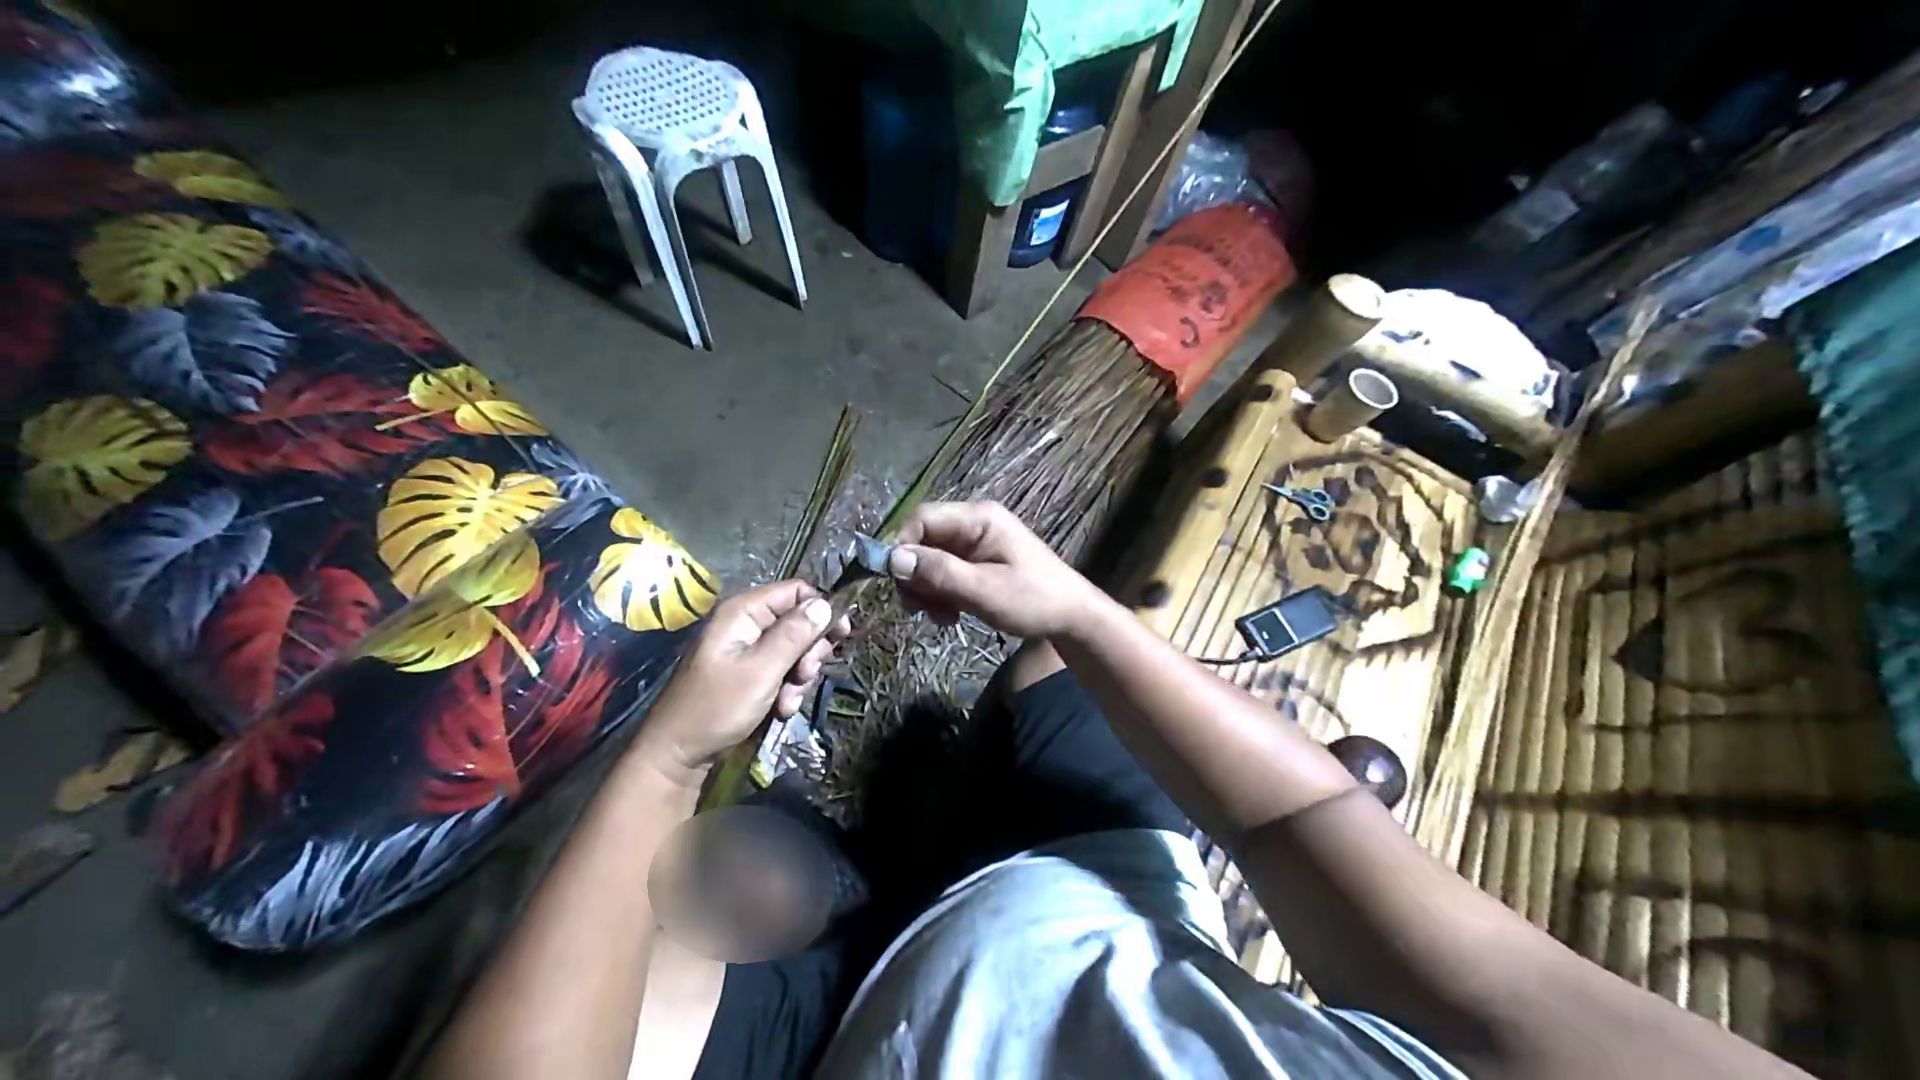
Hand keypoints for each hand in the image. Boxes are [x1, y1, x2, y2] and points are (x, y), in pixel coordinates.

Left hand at [638, 580, 850, 780]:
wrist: (678, 754)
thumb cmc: (716, 708)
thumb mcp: (761, 670)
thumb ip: (794, 635)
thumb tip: (826, 604)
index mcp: (744, 612)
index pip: (796, 591)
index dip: (821, 610)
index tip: (840, 636)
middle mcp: (747, 623)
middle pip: (799, 621)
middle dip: (809, 650)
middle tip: (806, 675)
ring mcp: (748, 648)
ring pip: (795, 649)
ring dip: (800, 675)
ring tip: (788, 700)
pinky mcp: (750, 671)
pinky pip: (783, 669)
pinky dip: (788, 688)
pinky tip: (781, 708)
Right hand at [887, 501, 1103, 638]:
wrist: (1072, 619)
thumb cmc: (1033, 600)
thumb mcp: (983, 590)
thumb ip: (939, 573)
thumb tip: (893, 560)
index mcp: (979, 518)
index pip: (922, 519)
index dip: (902, 548)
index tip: (897, 584)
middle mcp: (974, 524)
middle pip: (923, 540)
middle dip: (915, 575)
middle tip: (918, 609)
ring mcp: (975, 544)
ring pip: (929, 560)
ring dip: (927, 590)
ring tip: (941, 617)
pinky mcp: (976, 564)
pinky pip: (944, 573)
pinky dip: (940, 595)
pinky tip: (950, 616)